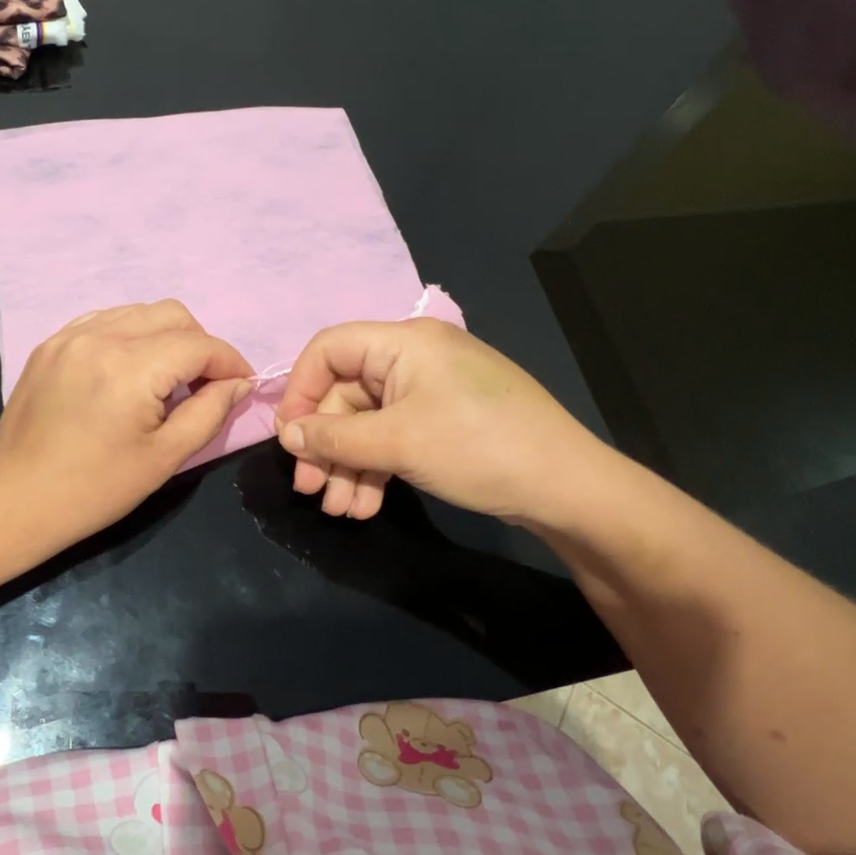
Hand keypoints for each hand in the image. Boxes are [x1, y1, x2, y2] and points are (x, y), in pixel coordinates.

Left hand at [0, 301, 253, 545]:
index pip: (198, 344)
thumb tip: (238, 383)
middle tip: (206, 383)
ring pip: (138, 311)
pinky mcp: (50, 344)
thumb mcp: (165, 457)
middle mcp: (99, 337)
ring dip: (166, 336)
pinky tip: (131, 369)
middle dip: (200, 344)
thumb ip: (210, 412)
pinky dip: (131, 334)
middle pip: (172, 315)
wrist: (17, 500)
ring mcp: (70, 336)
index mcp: (130, 367)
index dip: (229, 361)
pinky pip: (105, 320)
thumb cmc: (96, 489)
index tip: (243, 383)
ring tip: (169, 378)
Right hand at [274, 318, 615, 525]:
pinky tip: (366, 505)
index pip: (329, 349)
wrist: (567, 487)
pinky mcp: (444, 421)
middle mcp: (414, 359)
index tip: (290, 439)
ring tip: (342, 510)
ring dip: (349, 466)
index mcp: (403, 344)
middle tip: (310, 490)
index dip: (301, 391)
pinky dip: (376, 469)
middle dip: (326, 444)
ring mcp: (431, 391)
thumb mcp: (398, 443)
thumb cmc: (478, 449)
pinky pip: (393, 437)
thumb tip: (288, 435)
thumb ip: (336, 437)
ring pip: (368, 423)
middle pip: (346, 394)